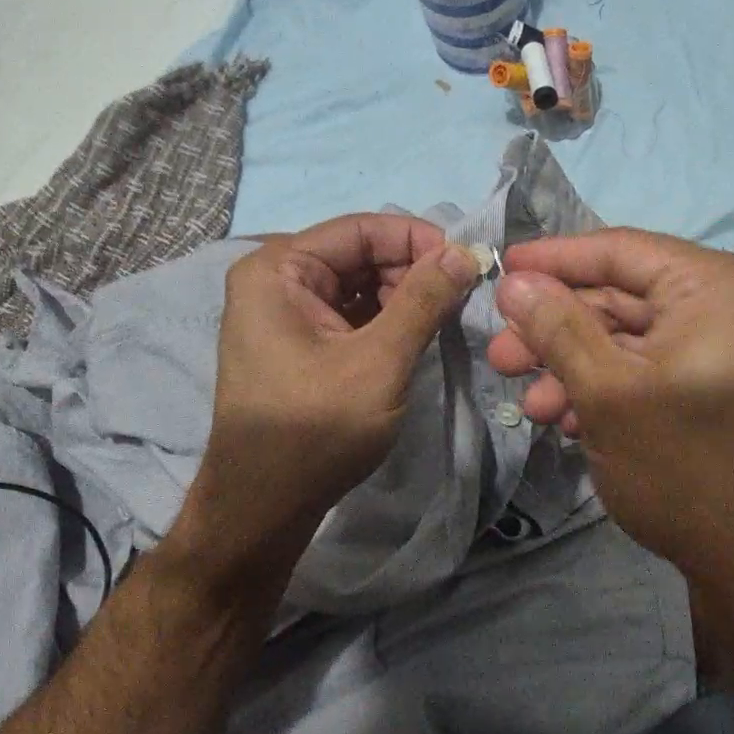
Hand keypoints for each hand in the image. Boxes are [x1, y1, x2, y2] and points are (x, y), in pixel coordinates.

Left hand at [172, 214, 479, 577]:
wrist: (265, 504)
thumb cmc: (316, 429)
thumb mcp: (379, 361)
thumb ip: (423, 301)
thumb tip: (464, 252)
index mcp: (278, 269)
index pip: (360, 229)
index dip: (418, 239)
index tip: (468, 264)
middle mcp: (275, 281)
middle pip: (359, 254)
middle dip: (412, 271)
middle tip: (461, 299)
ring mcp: (285, 314)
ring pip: (359, 286)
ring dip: (404, 297)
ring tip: (444, 320)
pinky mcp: (299, 345)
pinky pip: (350, 315)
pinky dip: (386, 321)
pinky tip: (417, 337)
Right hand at [486, 229, 733, 685]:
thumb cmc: (683, 468)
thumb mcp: (608, 393)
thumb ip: (559, 328)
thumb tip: (516, 281)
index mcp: (713, 285)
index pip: (618, 250)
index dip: (553, 259)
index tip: (496, 269)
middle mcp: (723, 306)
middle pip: (619, 297)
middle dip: (555, 328)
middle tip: (499, 355)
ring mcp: (719, 351)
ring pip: (626, 341)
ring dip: (572, 367)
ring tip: (527, 402)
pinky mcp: (708, 392)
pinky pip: (645, 373)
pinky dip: (602, 391)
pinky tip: (563, 421)